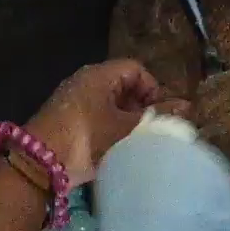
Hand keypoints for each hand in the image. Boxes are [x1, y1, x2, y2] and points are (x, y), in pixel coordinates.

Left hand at [23, 58, 162, 186]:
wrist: (42, 162)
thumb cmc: (88, 137)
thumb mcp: (125, 128)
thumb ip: (155, 117)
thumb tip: (187, 106)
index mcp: (99, 74)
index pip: (135, 69)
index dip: (152, 88)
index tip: (160, 115)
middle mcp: (86, 81)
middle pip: (123, 85)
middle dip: (141, 107)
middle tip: (153, 133)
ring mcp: (76, 100)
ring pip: (111, 104)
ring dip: (127, 121)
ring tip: (140, 144)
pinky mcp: (70, 121)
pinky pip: (99, 117)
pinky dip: (112, 130)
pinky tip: (121, 151)